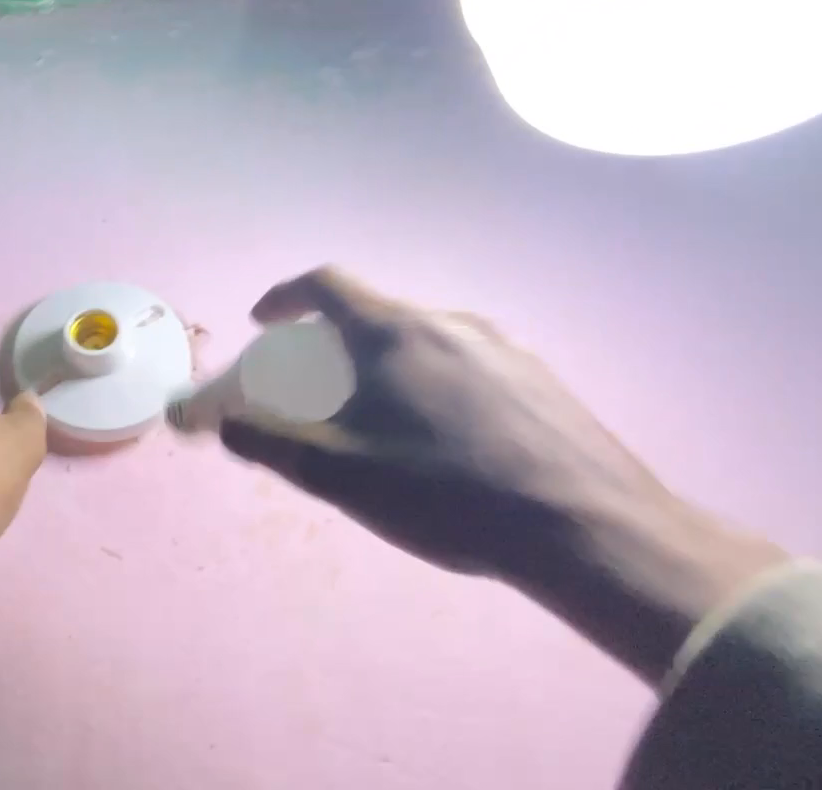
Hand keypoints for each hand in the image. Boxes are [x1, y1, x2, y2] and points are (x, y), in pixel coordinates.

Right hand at [219, 266, 786, 680]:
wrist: (596, 537)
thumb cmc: (447, 494)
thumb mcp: (338, 474)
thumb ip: (268, 442)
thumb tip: (225, 423)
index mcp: (394, 333)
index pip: (325, 284)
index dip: (283, 297)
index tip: (261, 324)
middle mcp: (449, 324)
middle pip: (371, 313)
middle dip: (329, 341)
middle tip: (315, 385)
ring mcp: (504, 349)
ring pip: (419, 339)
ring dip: (380, 362)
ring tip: (377, 415)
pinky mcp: (542, 381)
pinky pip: (463, 363)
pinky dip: (428, 380)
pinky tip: (440, 438)